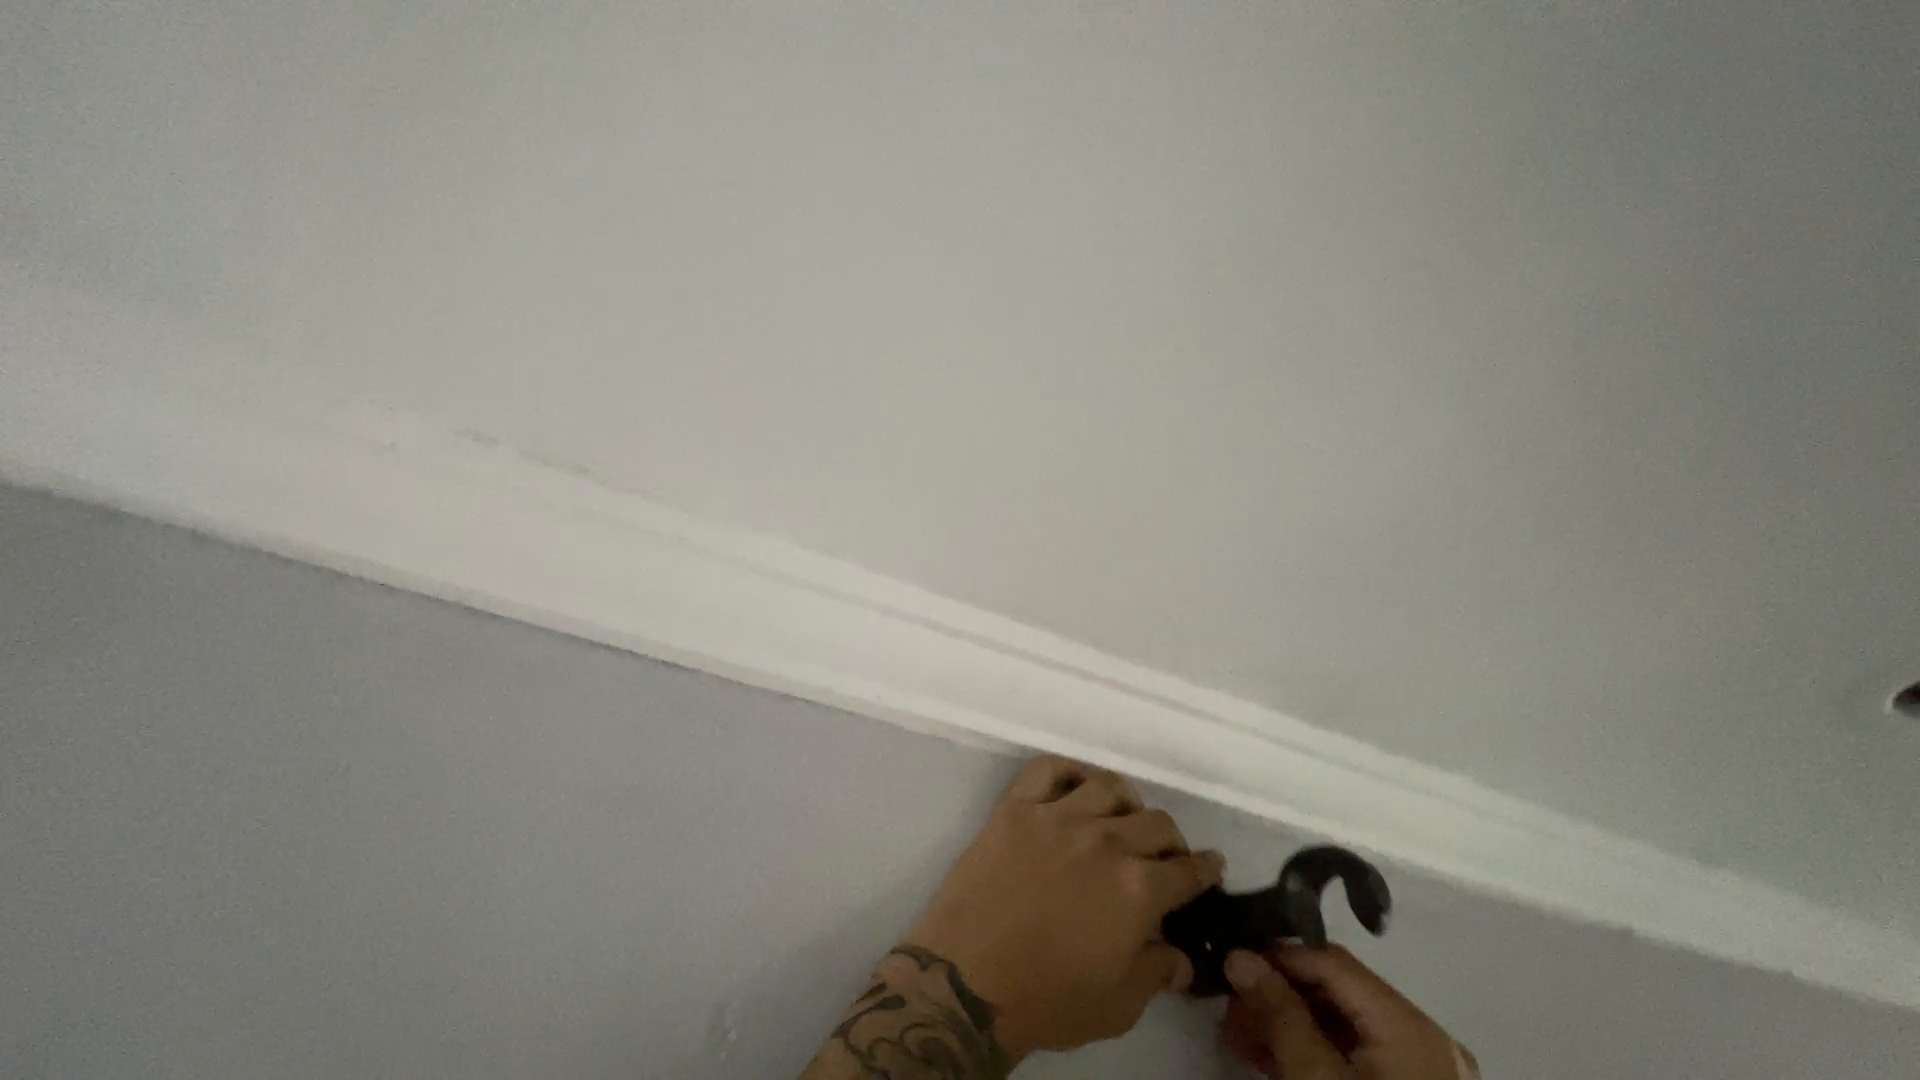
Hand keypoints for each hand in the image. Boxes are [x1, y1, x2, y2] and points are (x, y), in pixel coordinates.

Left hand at [902, 756, 1224, 1060]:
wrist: (966, 980)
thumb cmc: (1047, 998)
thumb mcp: (1119, 1005)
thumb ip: (1158, 972)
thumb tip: (1181, 956)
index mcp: (1139, 890)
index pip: (1188, 870)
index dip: (1205, 869)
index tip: (1210, 867)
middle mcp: (1106, 842)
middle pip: (1156, 823)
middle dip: (1170, 841)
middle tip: (1164, 856)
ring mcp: (1058, 817)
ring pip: (1108, 787)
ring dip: (1126, 802)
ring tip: (1122, 817)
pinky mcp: (1016, 808)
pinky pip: (1047, 769)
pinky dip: (1068, 771)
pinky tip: (1074, 786)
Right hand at [1221, 946, 1476, 1078]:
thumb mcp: (1314, 1079)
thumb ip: (1279, 1012)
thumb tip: (1239, 955)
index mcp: (1411, 1027)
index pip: (1334, 963)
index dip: (1280, 957)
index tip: (1231, 963)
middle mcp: (1426, 1040)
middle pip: (1340, 993)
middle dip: (1280, 994)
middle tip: (1229, 1007)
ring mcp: (1422, 1072)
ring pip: (1345, 1027)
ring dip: (1290, 1024)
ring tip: (1239, 1035)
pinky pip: (1357, 1058)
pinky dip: (1314, 1052)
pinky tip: (1271, 1059)